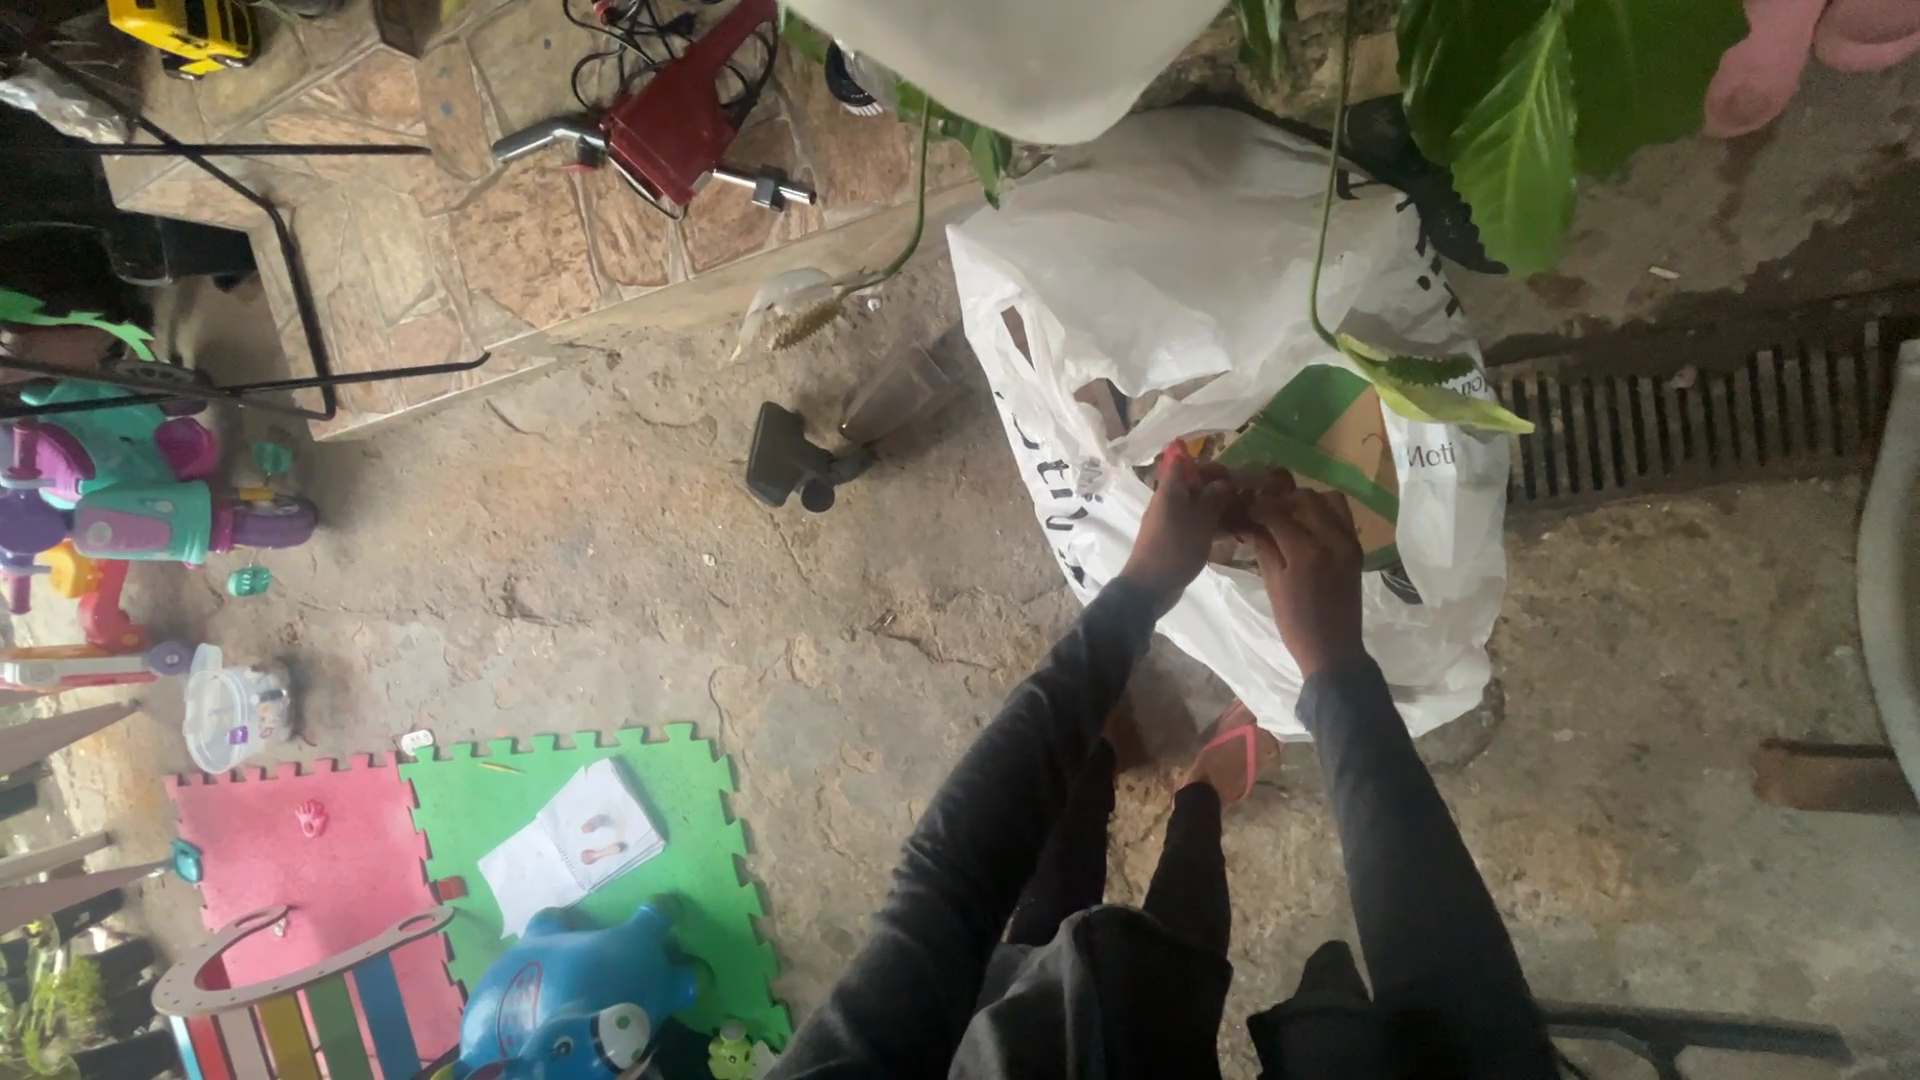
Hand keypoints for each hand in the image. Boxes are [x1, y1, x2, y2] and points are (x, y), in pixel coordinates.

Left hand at [1118, 442, 1238, 616]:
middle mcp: (1167, 501)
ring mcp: (1170, 521)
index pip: (1183, 463)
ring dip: (1218, 507)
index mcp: (1170, 490)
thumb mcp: (1201, 522)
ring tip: (1246, 513)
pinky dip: (1212, 525)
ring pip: (1196, 506)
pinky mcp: (1174, 539)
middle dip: (1218, 487)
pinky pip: (1194, 524)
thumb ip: (1214, 499)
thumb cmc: (1176, 549)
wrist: (1150, 586)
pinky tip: (1234, 532)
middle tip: (1245, 495)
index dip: (1206, 465)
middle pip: (1193, 485)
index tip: (1229, 473)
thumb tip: (1224, 483)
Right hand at [1243, 488, 1365, 677]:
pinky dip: (1323, 513)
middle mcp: (1333, 540)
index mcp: (1306, 553)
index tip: (1243, 507)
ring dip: (1306, 502)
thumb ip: (1264, 547)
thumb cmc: (1295, 622)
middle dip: (1281, 499)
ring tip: (1288, 515)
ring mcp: (1350, 543)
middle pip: (1306, 499)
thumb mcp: (1273, 584)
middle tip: (1264, 509)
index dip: (1256, 507)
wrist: (1333, 648)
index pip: (1277, 513)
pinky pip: (1342, 516)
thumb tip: (1250, 523)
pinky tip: (1306, 527)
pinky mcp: (1357, 549)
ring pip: (1330, 501)